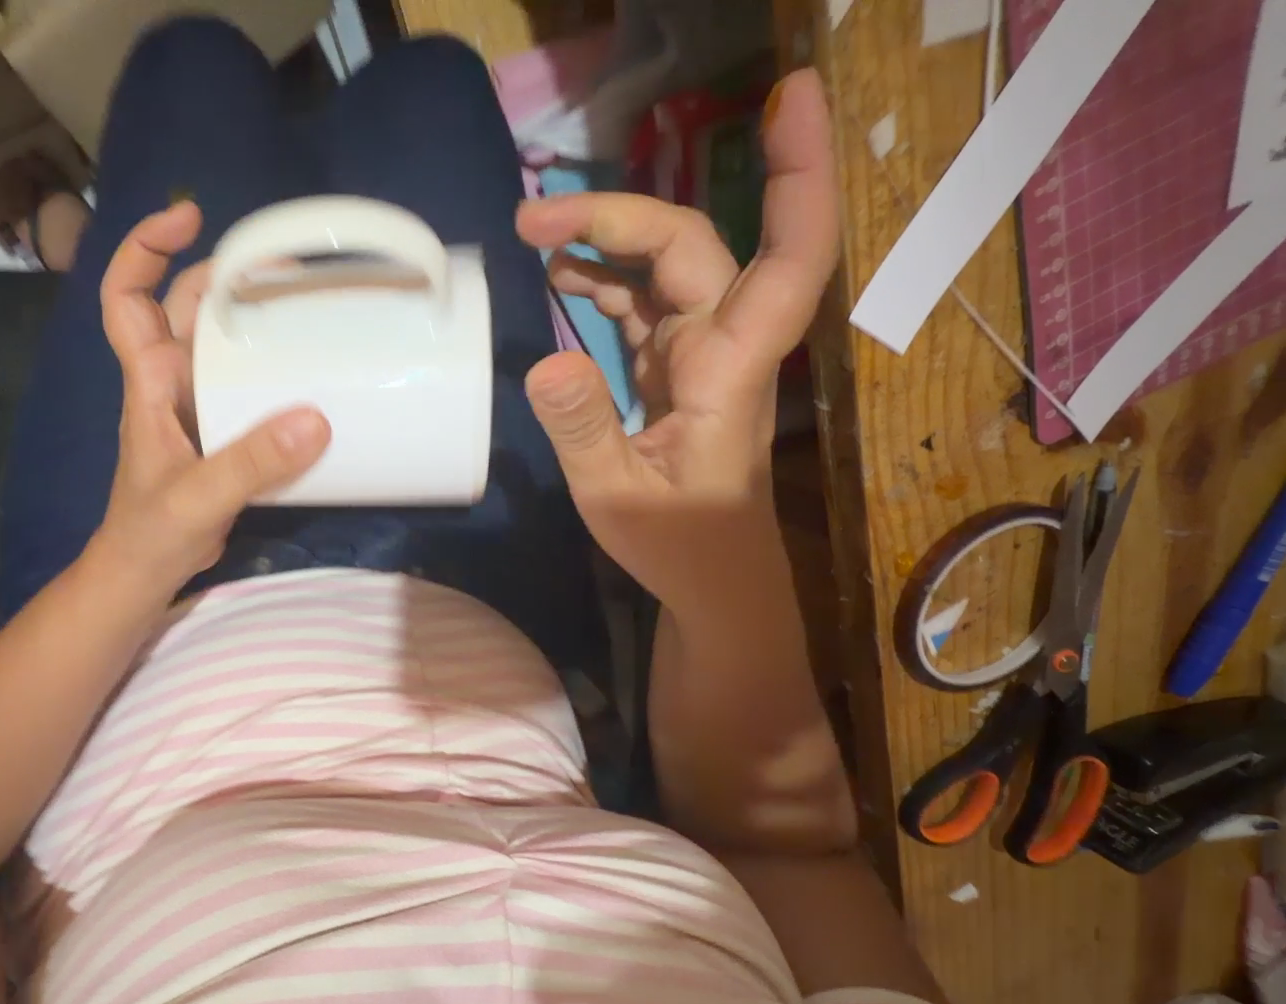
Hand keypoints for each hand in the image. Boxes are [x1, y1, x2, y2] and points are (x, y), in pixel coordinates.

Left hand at [87, 201, 331, 590]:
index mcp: (149, 382)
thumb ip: (249, 463)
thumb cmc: (151, 533)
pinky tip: (316, 368)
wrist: (147, 573)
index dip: (145, 248)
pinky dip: (276, 365)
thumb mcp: (196, 498)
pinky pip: (248, 381)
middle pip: (189, 305)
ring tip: (312, 304)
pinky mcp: (224, 430)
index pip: (126, 296)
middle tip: (288, 269)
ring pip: (222, 341)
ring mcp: (199, 405)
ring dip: (258, 316)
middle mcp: (172, 381)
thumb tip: (315, 420)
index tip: (190, 219)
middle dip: (229, 274)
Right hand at [516, 69, 837, 609]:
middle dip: (619, 214)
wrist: (710, 578)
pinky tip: (562, 275)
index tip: (787, 98)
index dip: (799, 175)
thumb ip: (583, 429)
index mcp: (729, 370)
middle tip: (531, 215)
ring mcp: (698, 352)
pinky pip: (643, 301)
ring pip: (667, 266)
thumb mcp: (615, 497)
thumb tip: (545, 361)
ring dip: (606, 239)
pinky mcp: (675, 367)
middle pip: (691, 245)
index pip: (786, 256)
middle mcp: (722, 344)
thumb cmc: (680, 545)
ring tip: (533, 233)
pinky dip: (603, 278)